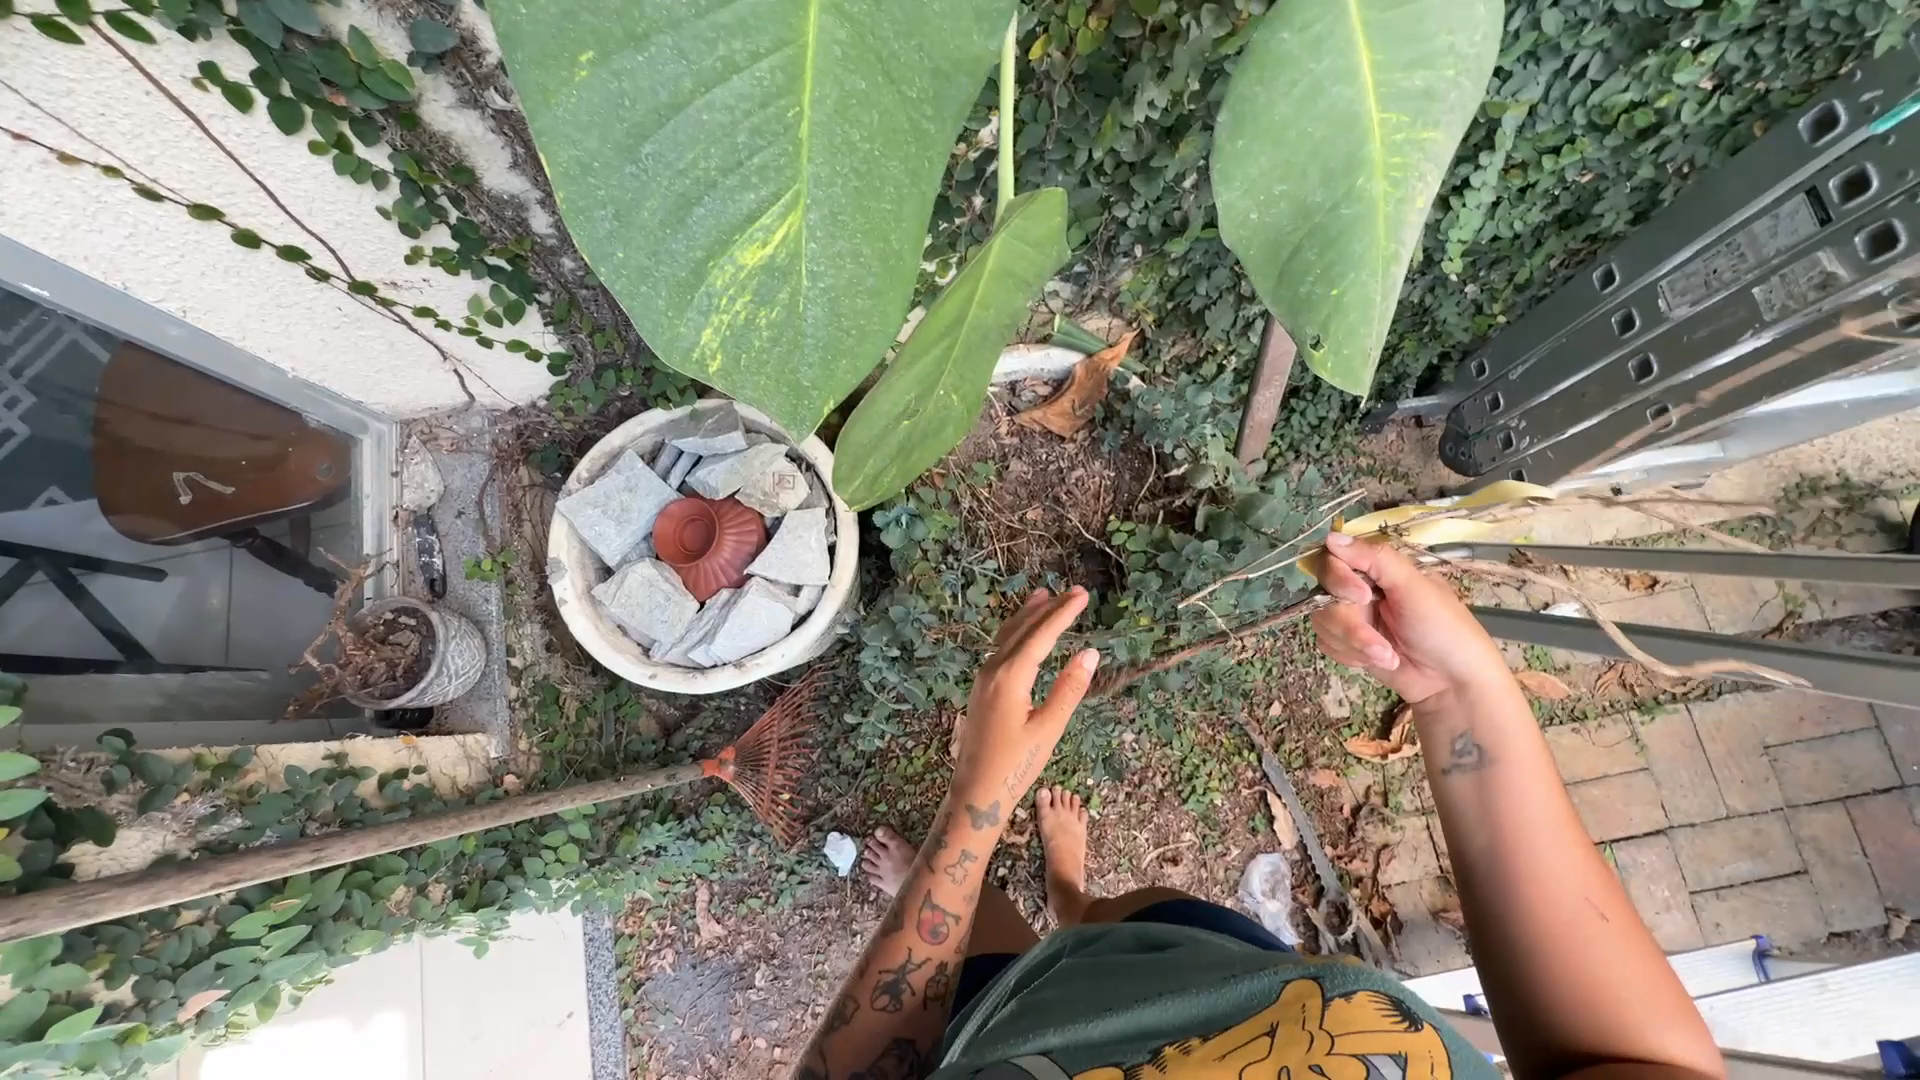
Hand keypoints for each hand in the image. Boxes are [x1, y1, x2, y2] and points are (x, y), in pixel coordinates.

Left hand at [953, 588, 1098, 811]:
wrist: (975, 791)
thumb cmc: (1015, 765)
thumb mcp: (1049, 728)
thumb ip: (1069, 689)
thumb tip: (1090, 653)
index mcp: (1010, 676)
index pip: (1041, 635)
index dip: (1063, 614)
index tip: (1083, 595)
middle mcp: (992, 669)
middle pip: (1023, 629)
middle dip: (1049, 609)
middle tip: (1073, 592)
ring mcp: (983, 677)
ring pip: (1008, 636)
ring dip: (1028, 616)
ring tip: (1044, 595)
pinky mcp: (981, 687)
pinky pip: (1000, 648)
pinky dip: (1016, 632)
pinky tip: (1024, 633)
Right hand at [1310, 532, 1508, 703]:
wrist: (1451, 683)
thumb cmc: (1445, 630)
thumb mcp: (1416, 587)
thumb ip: (1376, 559)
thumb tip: (1331, 536)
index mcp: (1378, 570)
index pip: (1334, 560)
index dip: (1339, 578)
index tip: (1362, 597)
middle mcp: (1359, 590)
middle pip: (1323, 596)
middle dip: (1350, 624)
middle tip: (1378, 643)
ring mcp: (1352, 617)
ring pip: (1322, 622)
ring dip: (1354, 644)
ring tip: (1387, 656)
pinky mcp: (1347, 643)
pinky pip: (1325, 642)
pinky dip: (1350, 655)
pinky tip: (1378, 661)